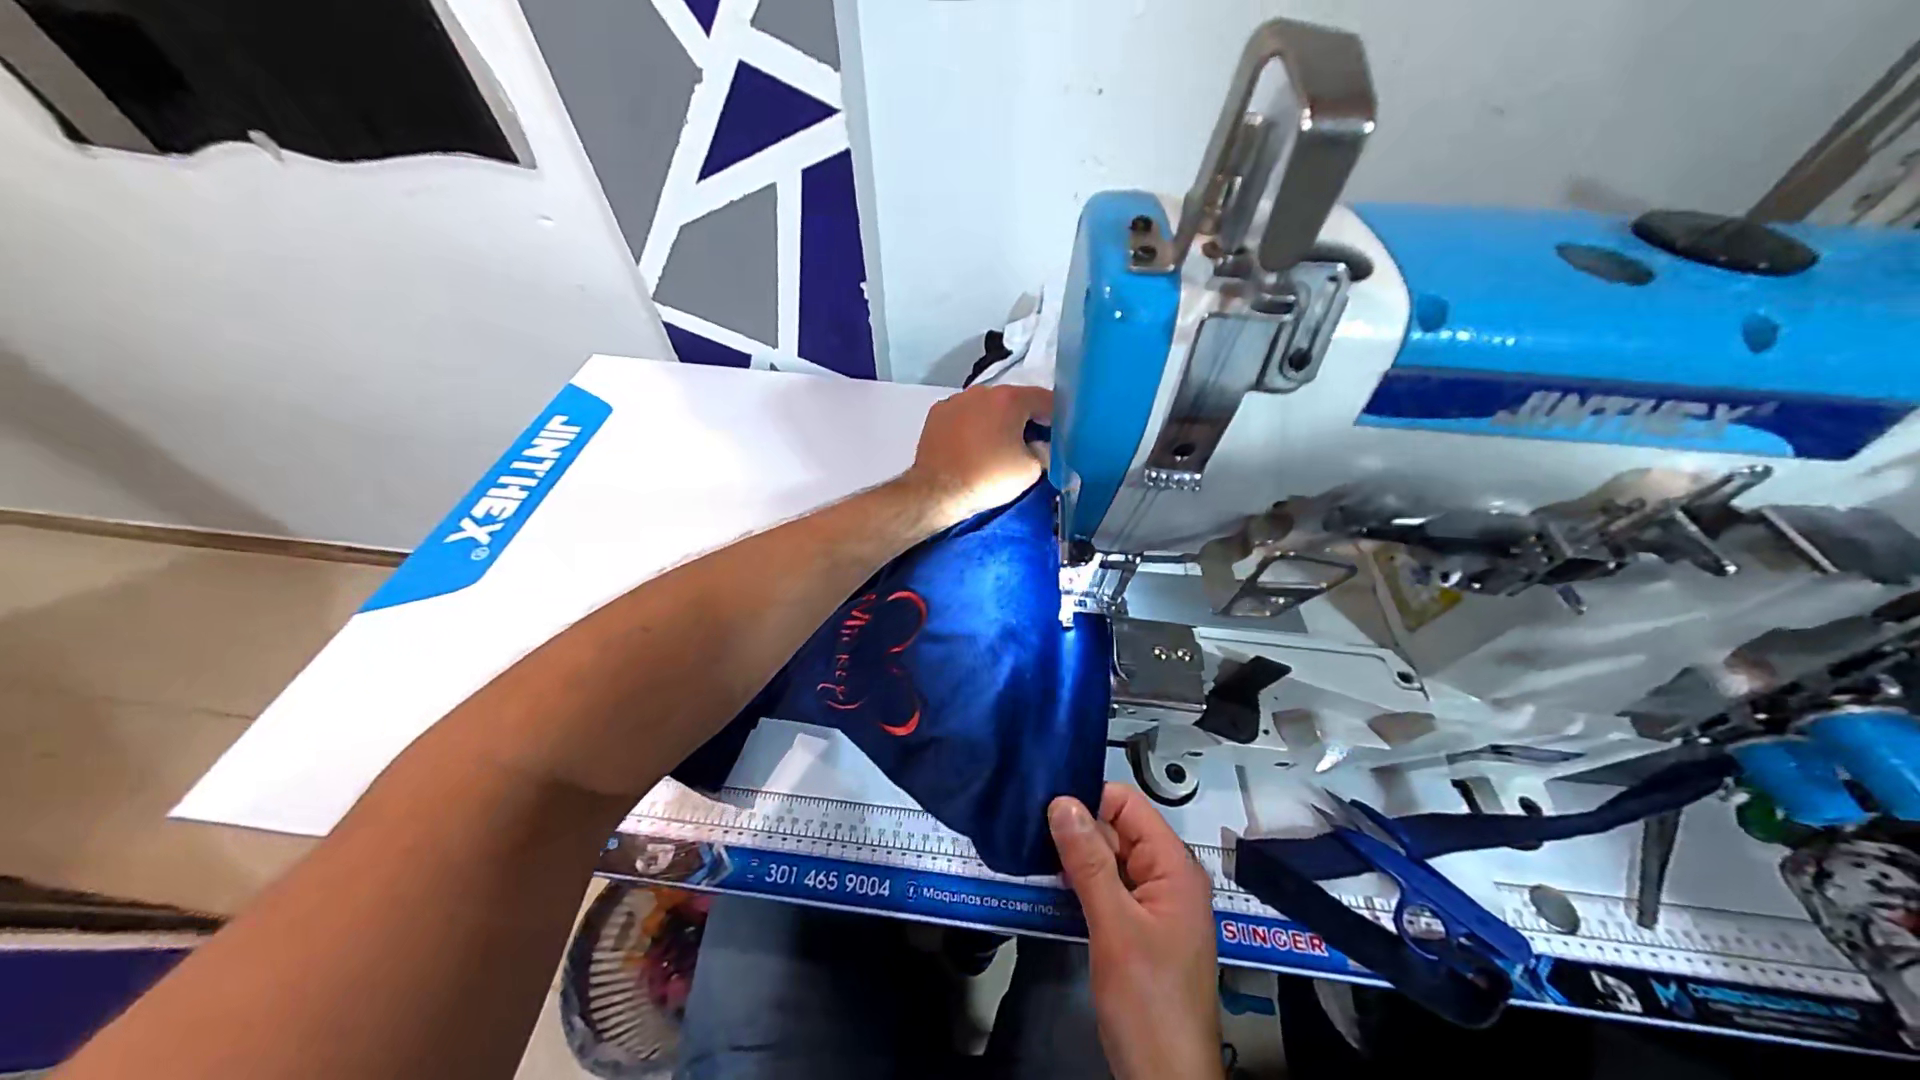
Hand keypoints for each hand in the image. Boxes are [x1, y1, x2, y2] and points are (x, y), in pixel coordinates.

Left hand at [895, 384, 1050, 529]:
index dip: (1056, 417)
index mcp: (1010, 399)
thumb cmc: (988, 478)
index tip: (1057, 435)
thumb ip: (1044, 451)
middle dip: (1025, 418)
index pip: (1045, 399)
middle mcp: (982, 391)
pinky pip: (965, 415)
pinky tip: (973, 446)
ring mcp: (956, 400)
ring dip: (997, 420)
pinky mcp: (937, 414)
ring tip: (998, 446)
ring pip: (987, 406)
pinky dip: (973, 425)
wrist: (937, 492)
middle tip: (1030, 443)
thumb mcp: (1031, 470)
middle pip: (1014, 400)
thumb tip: (1039, 446)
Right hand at [1050, 784, 1222, 1079]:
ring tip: (1032, 855)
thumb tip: (1062, 802)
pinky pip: (1106, 887)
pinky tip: (1051, 886)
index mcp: (1174, 866)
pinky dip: (1080, 884)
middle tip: (1029, 835)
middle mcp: (1166, 876)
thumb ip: (1088, 861)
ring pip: (1107, 859)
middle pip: (1116, 829)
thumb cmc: (1147, 999)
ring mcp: (1152, 903)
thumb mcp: (1114, 926)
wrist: (1164, 1079)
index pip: (1127, 805)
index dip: (1088, 800)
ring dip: (1074, 859)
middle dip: (1076, 831)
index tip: (1044, 808)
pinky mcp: (1136, 926)